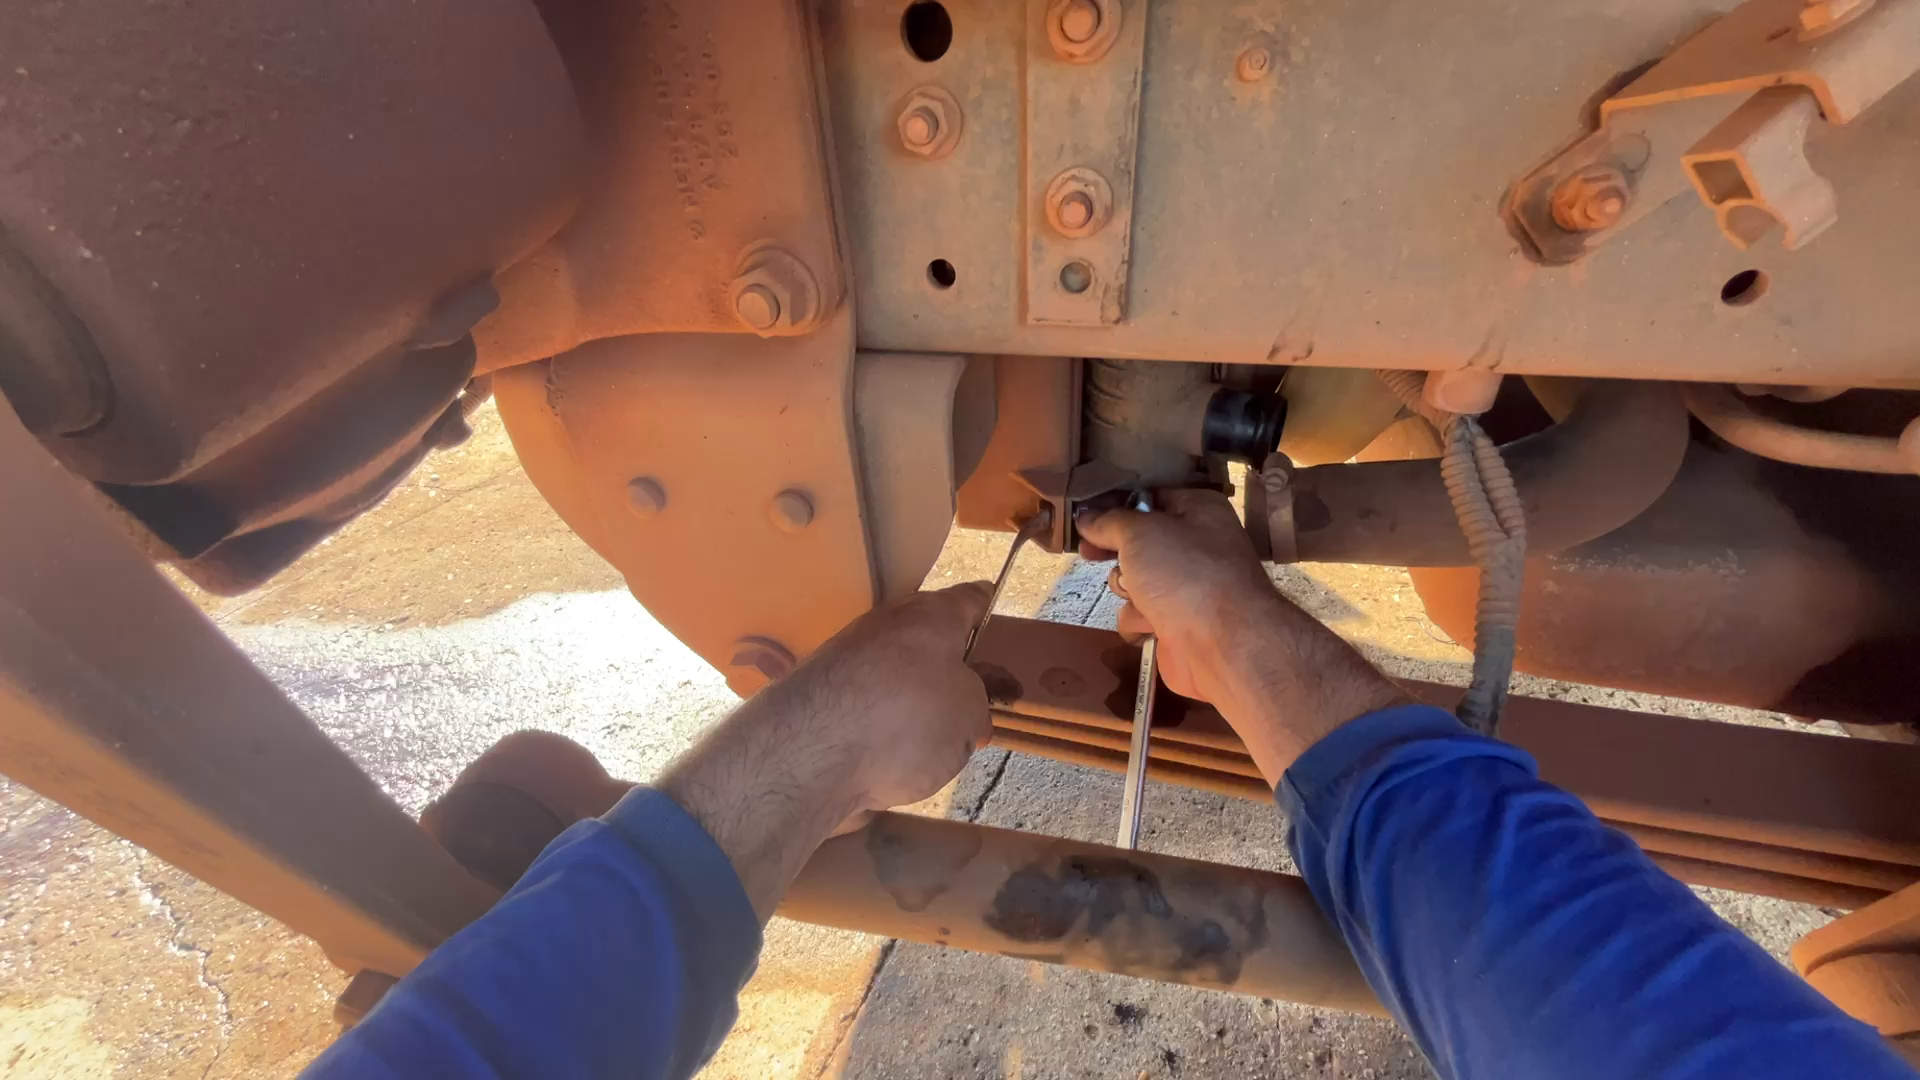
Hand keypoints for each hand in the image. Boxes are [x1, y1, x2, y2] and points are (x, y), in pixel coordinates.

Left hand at [783, 581, 992, 816]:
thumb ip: (976, 706)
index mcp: (932, 616)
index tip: (993, 605)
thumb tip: (965, 710)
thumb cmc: (907, 720)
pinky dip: (885, 722)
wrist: (808, 750)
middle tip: (980, 700)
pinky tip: (892, 756)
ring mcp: (849, 655)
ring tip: (938, 743)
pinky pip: (868, 701)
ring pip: (899, 672)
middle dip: (955, 665)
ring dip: (920, 697)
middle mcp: (889, 624)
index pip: (970, 598)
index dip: (986, 605)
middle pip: (931, 638)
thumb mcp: (969, 716)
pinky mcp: (821, 691)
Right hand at [1076, 489, 1277, 708]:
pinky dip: (1137, 620)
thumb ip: (1108, 521)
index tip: (1086, 513)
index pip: (1150, 498)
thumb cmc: (1185, 573)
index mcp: (1197, 511)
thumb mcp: (1140, 532)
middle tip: (1089, 553)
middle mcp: (1194, 546)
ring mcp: (1185, 588)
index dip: (1115, 505)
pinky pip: (1138, 615)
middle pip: (1137, 542)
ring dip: (1126, 588)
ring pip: (1133, 580)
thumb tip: (1086, 517)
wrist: (1222, 644)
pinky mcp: (1174, 624)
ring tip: (1138, 595)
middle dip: (1115, 551)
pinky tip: (1148, 625)